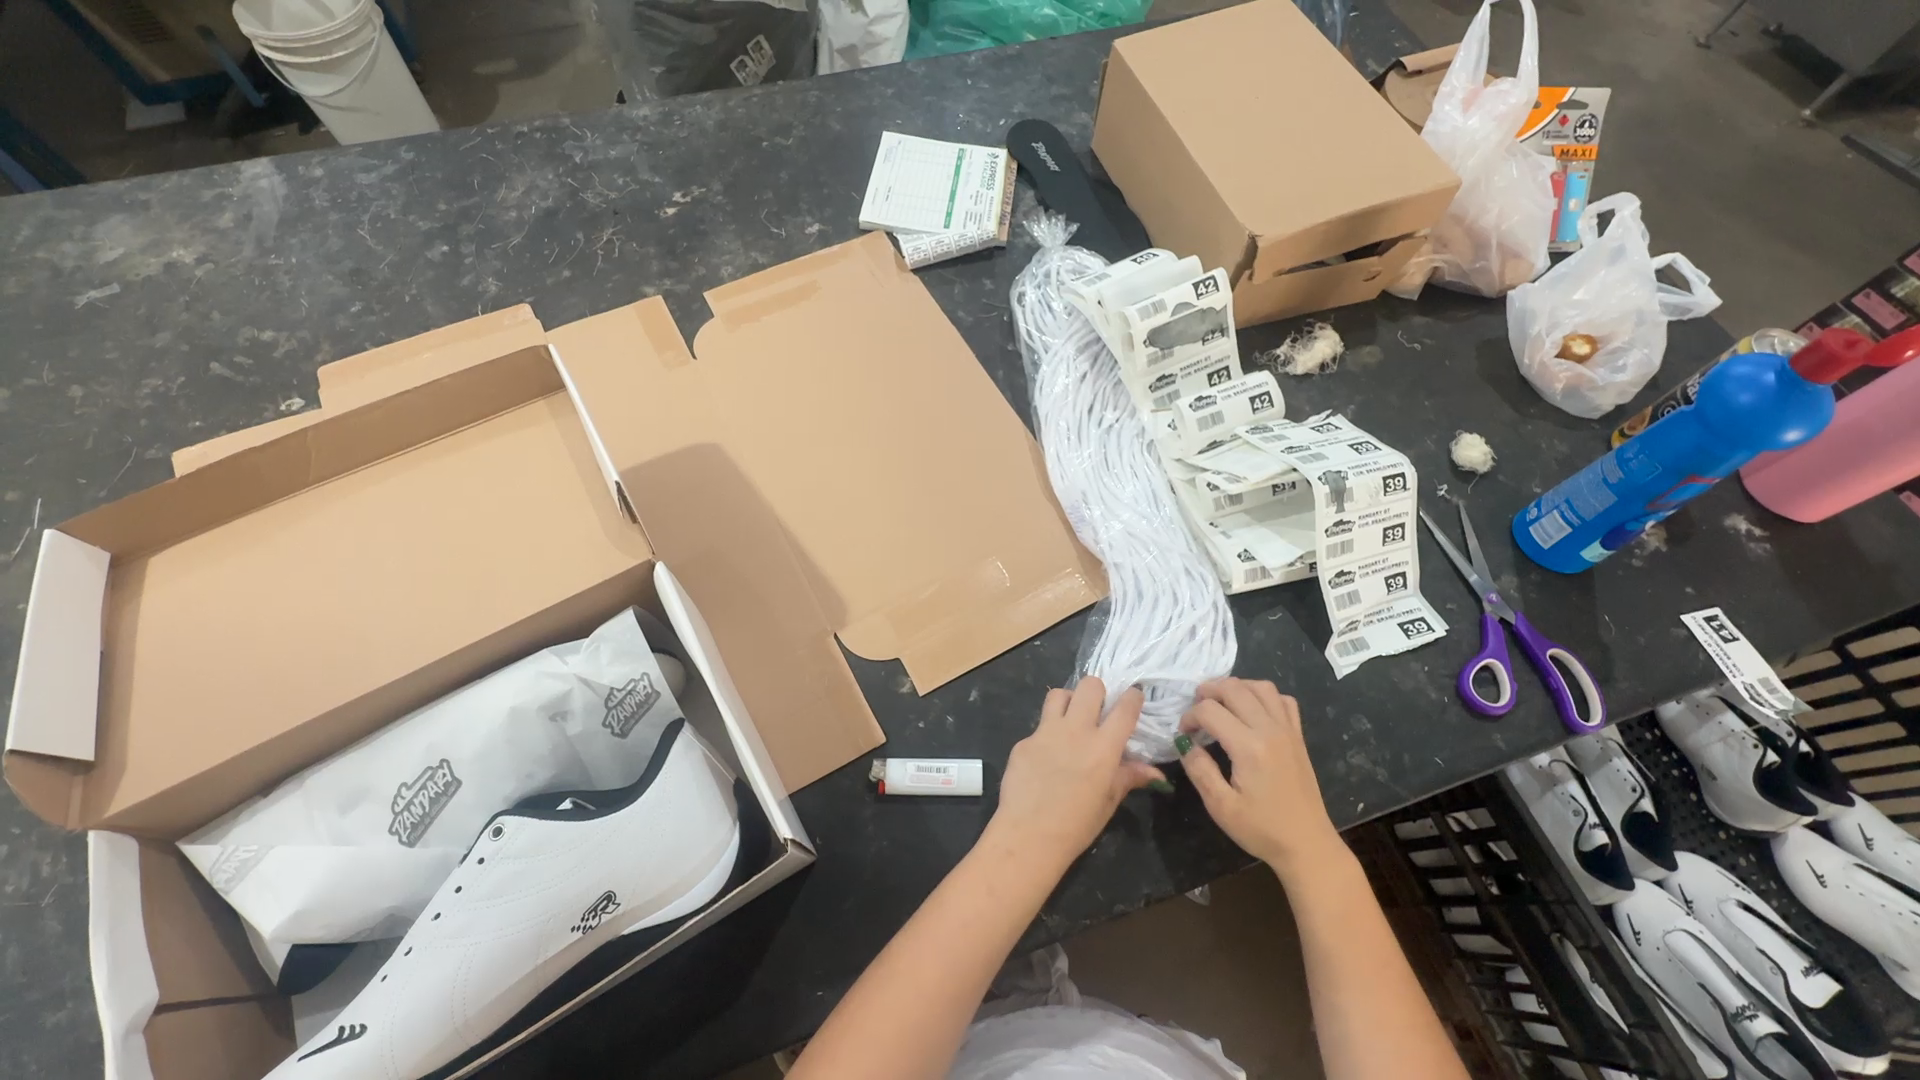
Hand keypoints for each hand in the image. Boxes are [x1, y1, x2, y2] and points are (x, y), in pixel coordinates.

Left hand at [986, 678, 1167, 870]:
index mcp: (1103, 747)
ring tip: (1071, 721)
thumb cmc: (1077, 825)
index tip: (1134, 697)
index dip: (1132, 697)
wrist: (1029, 835)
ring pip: (1059, 694)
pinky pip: (1039, 726)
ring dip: (1069, 702)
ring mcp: (1046, 733)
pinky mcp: (1023, 741)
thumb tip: (1155, 772)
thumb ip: (1129, 777)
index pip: (1124, 708)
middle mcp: (1076, 731)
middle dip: (1098, 692)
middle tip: (1098, 710)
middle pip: (1089, 686)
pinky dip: (1047, 734)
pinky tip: (1046, 757)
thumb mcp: (1109, 801)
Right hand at [1176, 678, 1347, 883]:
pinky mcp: (1298, 737)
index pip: (1210, 711)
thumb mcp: (1220, 806)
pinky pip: (1283, 700)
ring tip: (1221, 703)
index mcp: (1248, 747)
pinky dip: (1263, 696)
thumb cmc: (1261, 829)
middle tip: (1194, 709)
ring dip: (1236, 687)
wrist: (1307, 844)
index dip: (1189, 717)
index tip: (1183, 735)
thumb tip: (1185, 743)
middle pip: (1234, 688)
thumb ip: (1199, 770)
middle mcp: (1270, 730)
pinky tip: (1252, 711)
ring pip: (1261, 687)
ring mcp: (1288, 731)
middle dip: (1208, 692)